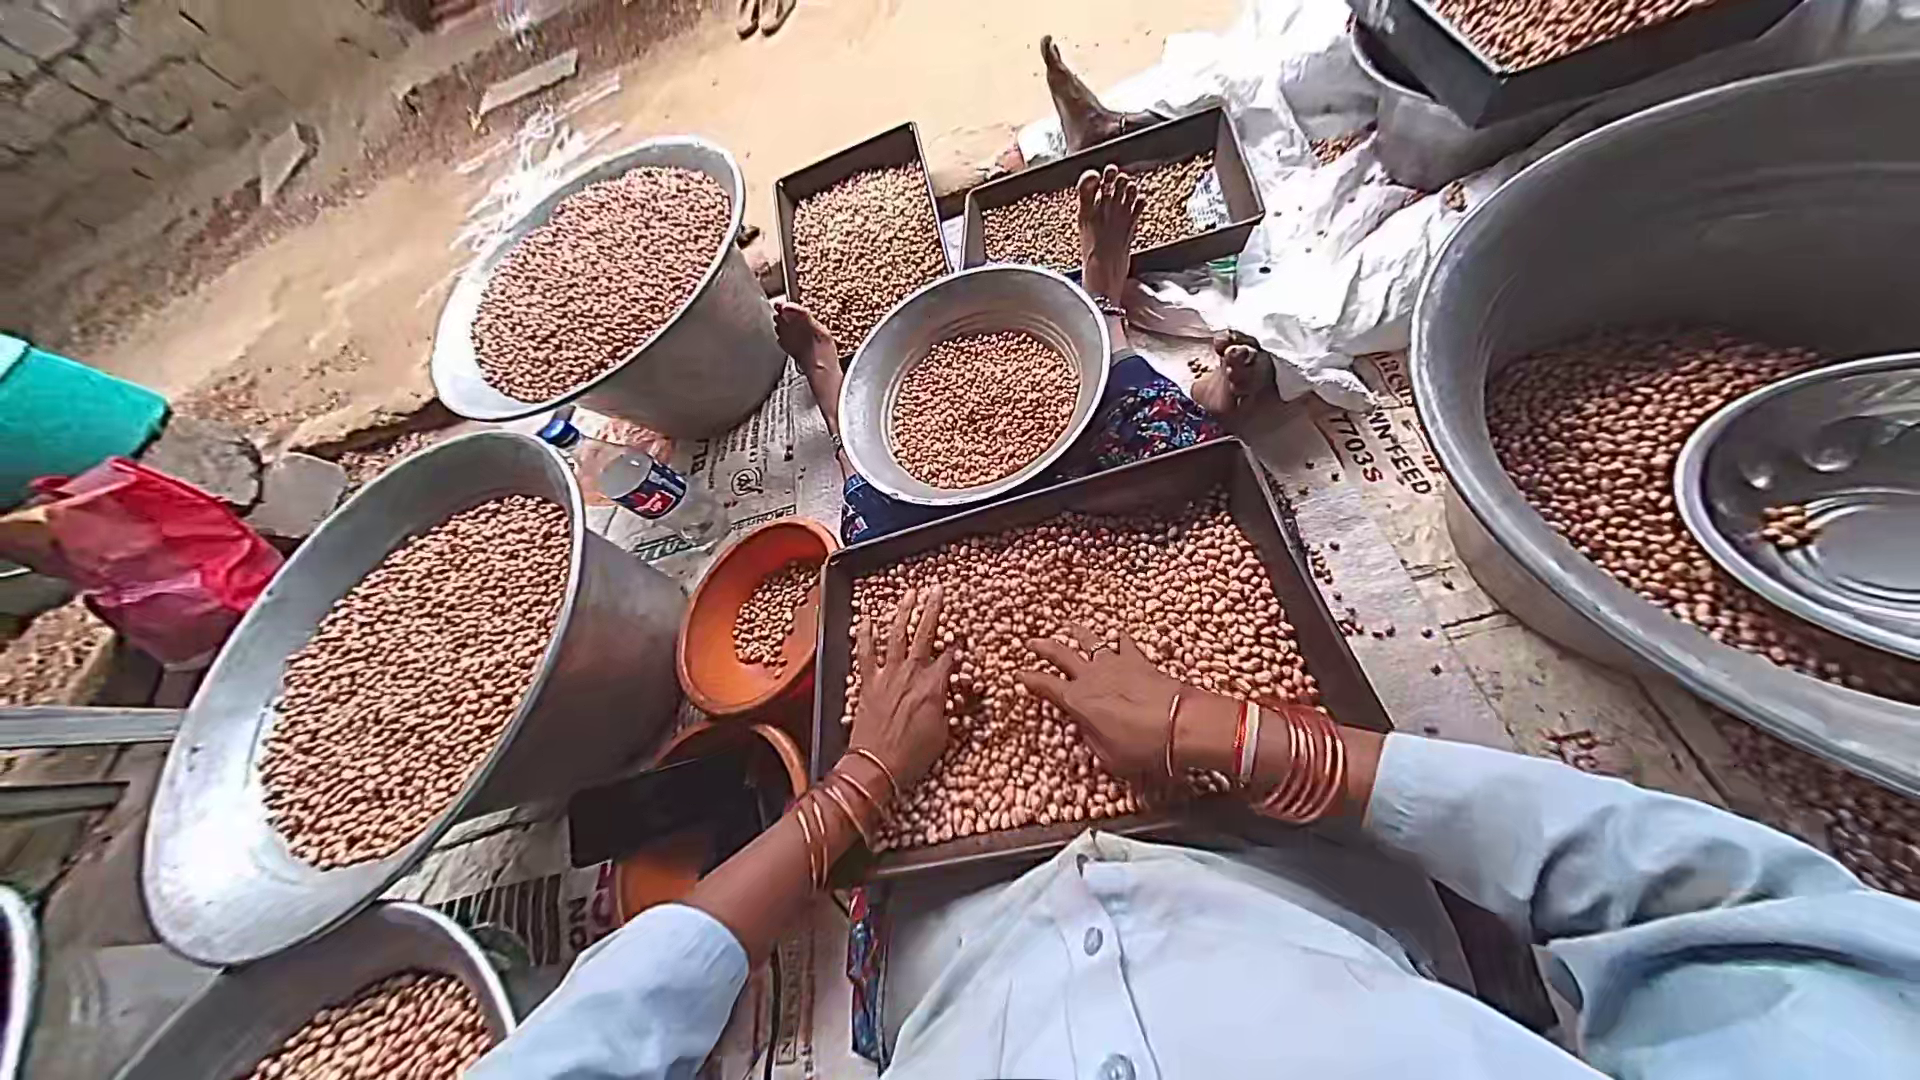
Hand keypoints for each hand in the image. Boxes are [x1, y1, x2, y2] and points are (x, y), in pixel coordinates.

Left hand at [845, 585, 955, 792]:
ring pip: (897, 635)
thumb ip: (951, 708)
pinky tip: (867, 618)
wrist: (876, 766)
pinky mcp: (868, 681)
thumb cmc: (912, 755)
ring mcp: (888, 674)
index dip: (957, 644)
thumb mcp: (943, 734)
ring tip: (910, 594)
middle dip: (932, 609)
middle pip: (925, 634)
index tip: (961, 634)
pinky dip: (865, 634)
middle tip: (937, 590)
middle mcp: (911, 673)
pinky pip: (866, 652)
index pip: (949, 656)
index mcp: (933, 686)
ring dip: (904, 612)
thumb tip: (957, 694)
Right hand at [1018, 624, 1233, 784]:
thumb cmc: (1142, 745)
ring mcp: (1114, 664)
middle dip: (1043, 647)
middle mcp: (1091, 676)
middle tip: (1031, 642)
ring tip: (1068, 627)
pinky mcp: (1138, 660)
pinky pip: (1124, 644)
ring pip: (1089, 641)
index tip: (1018, 674)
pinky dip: (1118, 640)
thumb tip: (1087, 728)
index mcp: (1077, 700)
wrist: (1181, 724)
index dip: (1029, 679)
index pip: (1044, 685)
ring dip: (1076, 634)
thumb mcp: (1107, 755)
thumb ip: (1091, 739)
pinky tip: (1117, 636)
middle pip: (1060, 654)